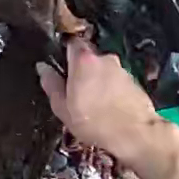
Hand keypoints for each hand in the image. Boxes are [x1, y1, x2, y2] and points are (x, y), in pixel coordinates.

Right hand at [37, 39, 178, 173]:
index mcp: (84, 60)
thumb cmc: (93, 121)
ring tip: (95, 105)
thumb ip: (52, 85)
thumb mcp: (63, 108)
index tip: (61, 67)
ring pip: (104, 71)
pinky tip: (110, 109)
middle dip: (83, 71)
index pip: (72, 43)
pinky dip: (112, 91)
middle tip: (76, 93)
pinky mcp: (135, 82)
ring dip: (98, 82)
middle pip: (89, 59)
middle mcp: (105, 58)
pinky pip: (117, 82)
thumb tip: (43, 68)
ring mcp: (122, 70)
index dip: (65, 52)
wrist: (134, 134)